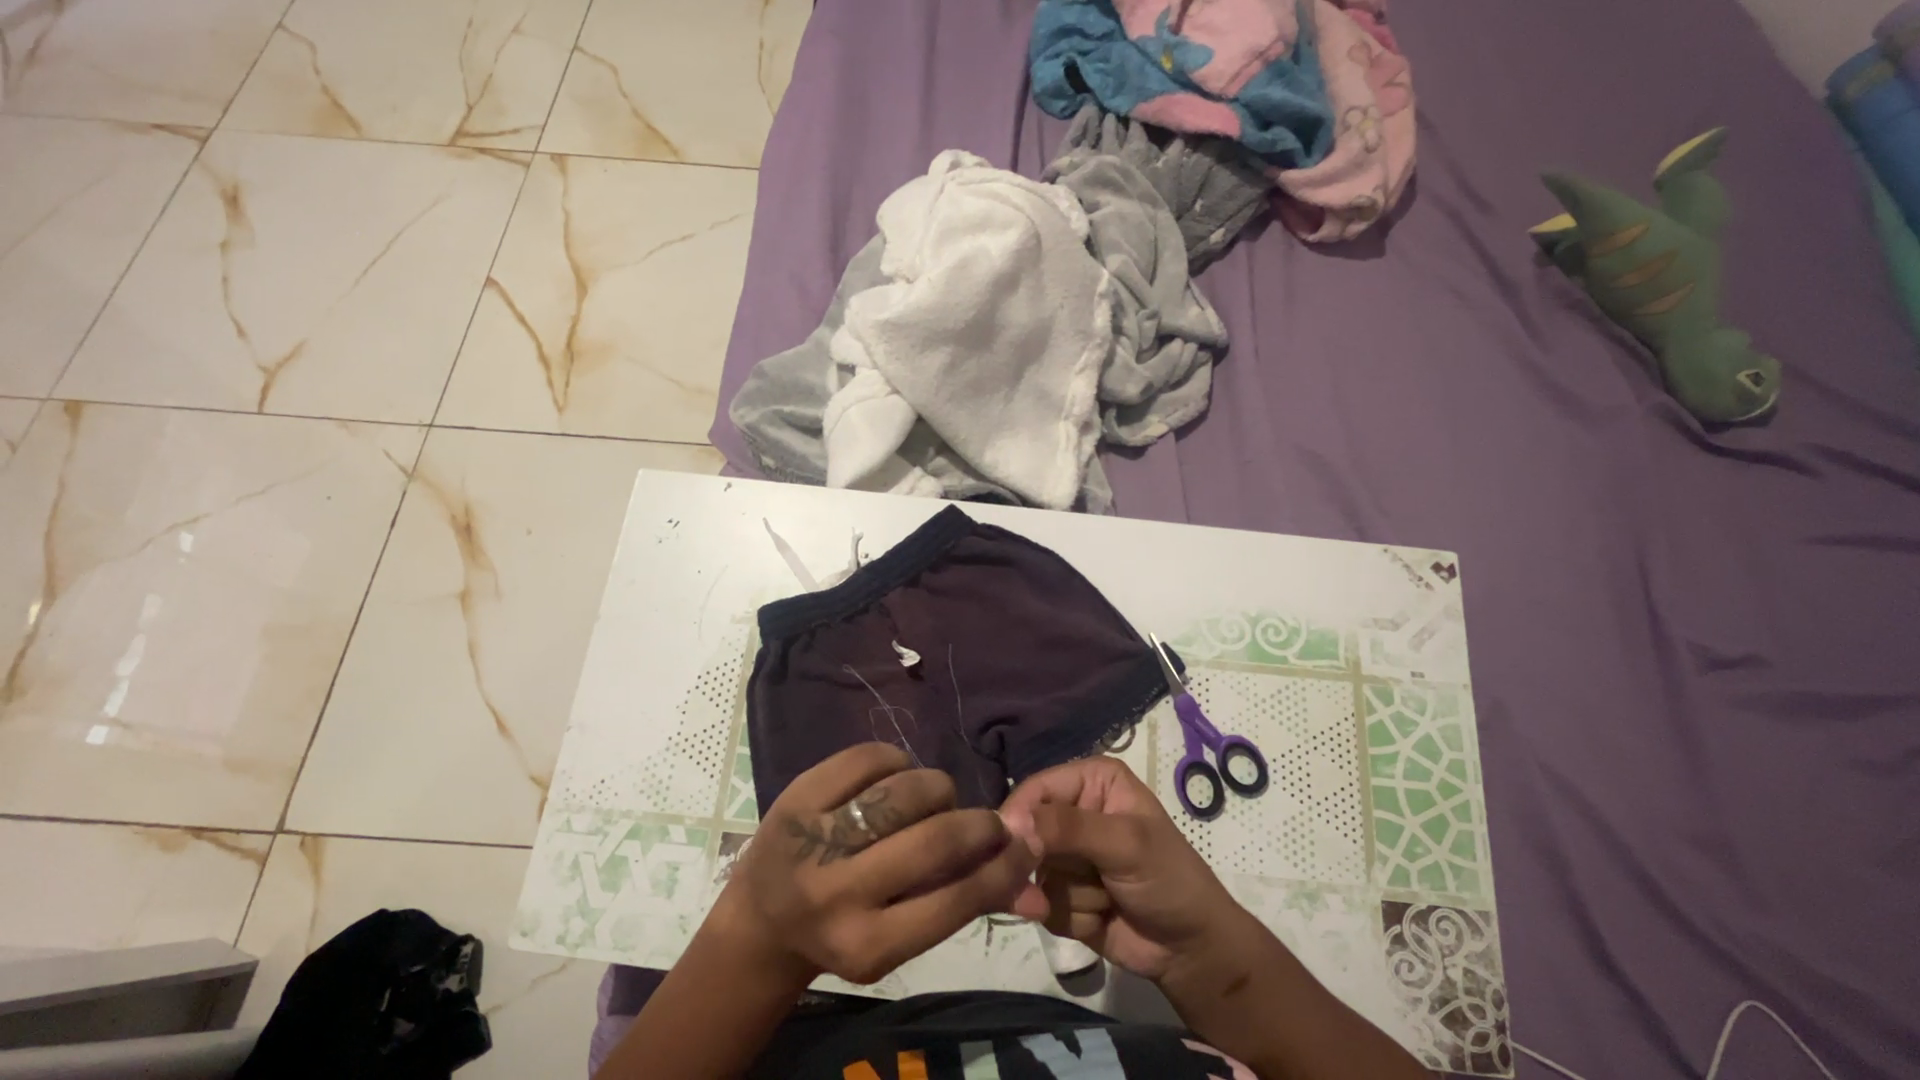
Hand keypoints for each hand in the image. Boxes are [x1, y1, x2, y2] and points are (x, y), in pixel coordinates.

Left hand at [720, 743, 1042, 985]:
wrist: (761, 921)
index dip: (1004, 868)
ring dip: (938, 790)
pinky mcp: (796, 795)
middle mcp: (837, 893)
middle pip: (934, 839)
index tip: (1026, 846)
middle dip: (978, 823)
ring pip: (904, 790)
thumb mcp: (899, 941)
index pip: (956, 900)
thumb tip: (1033, 883)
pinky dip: (897, 763)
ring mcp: (813, 838)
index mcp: (867, 944)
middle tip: (988, 820)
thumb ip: (964, 907)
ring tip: (936, 802)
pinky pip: (869, 757)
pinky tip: (895, 780)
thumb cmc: (846, 933)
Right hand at [1000, 756, 1243, 981]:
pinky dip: (1071, 917)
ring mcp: (1065, 857)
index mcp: (1092, 782)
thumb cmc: (1170, 880)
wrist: (1192, 949)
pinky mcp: (1061, 895)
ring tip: (1108, 898)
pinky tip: (1102, 918)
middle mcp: (1074, 812)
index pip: (1035, 789)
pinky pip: (1039, 905)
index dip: (1019, 817)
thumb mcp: (1126, 844)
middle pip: (1024, 834)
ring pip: (1031, 874)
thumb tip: (1012, 822)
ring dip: (1070, 895)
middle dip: (1048, 865)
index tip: (1011, 848)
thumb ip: (1070, 828)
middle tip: (1085, 882)